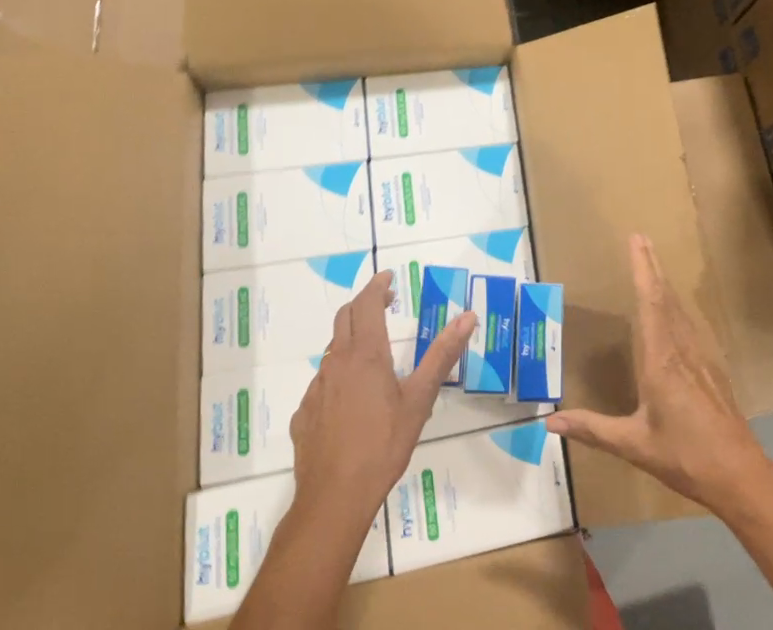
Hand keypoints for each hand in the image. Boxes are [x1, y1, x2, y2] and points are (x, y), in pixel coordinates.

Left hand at [289, 272, 474, 520]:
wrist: (335, 495)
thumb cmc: (384, 444)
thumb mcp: (420, 399)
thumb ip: (442, 355)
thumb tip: (467, 317)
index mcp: (366, 355)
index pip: (366, 305)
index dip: (377, 286)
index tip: (389, 278)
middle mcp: (336, 363)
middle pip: (344, 319)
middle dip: (363, 304)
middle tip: (384, 303)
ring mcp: (316, 389)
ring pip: (332, 351)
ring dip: (351, 339)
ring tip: (373, 351)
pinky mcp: (305, 413)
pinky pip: (323, 383)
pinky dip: (339, 374)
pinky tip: (352, 399)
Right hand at [546, 234, 768, 512]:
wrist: (740, 474)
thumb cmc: (685, 457)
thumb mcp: (633, 445)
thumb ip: (593, 429)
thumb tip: (549, 423)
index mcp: (662, 362)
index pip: (651, 304)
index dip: (642, 270)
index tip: (637, 241)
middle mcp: (683, 351)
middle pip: (667, 299)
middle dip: (653, 267)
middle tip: (642, 238)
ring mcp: (701, 360)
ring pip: (681, 312)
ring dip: (666, 286)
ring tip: (654, 267)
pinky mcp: (712, 372)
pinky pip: (691, 329)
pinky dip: (677, 310)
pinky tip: (676, 315)